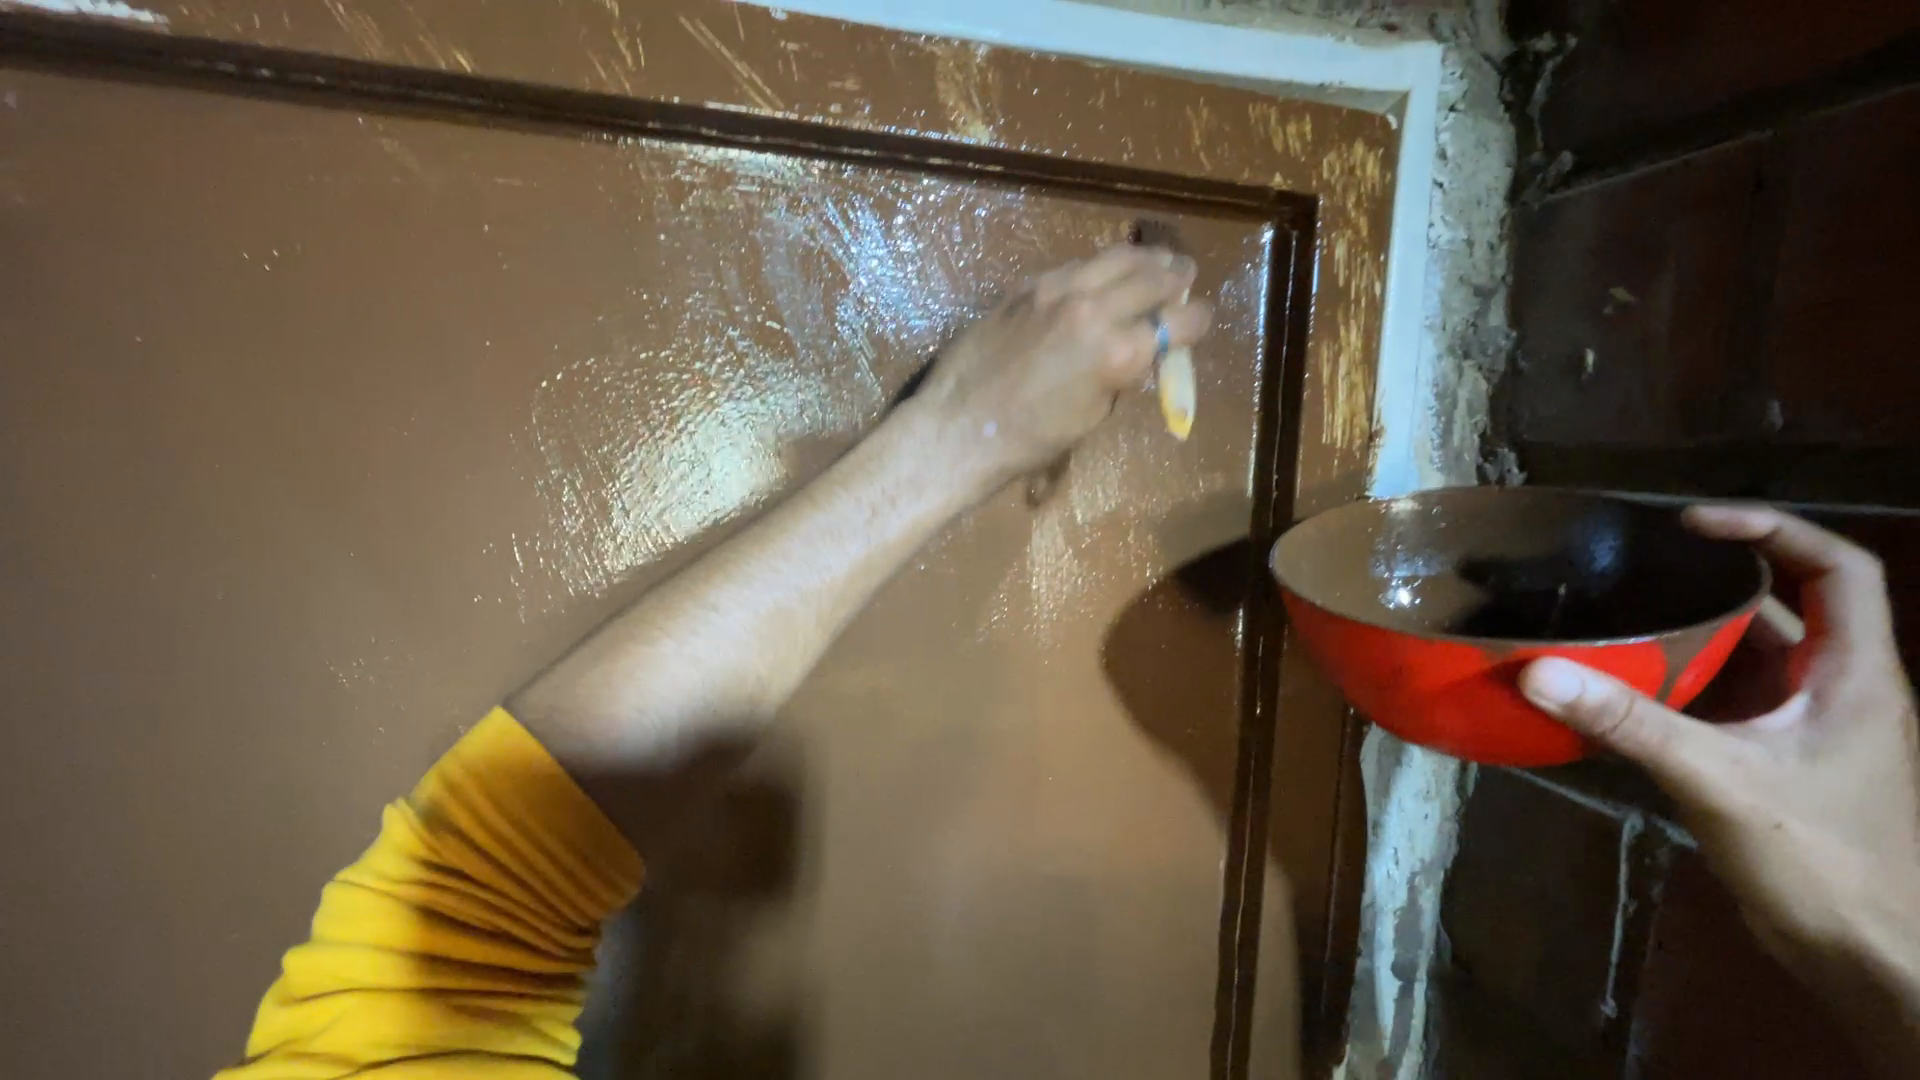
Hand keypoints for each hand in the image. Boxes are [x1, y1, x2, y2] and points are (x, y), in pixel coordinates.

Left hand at [907, 244, 1211, 483]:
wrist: (958, 427)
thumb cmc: (1028, 441)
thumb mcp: (1091, 417)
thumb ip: (1120, 377)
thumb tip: (1134, 355)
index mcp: (1118, 353)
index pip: (1180, 322)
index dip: (1197, 321)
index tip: (1199, 321)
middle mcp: (1094, 309)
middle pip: (1153, 276)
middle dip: (1177, 276)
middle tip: (1185, 274)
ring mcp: (1056, 291)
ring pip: (1113, 257)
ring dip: (1141, 258)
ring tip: (1154, 260)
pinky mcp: (1025, 286)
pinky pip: (1074, 265)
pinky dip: (1096, 267)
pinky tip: (1099, 273)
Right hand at [1518, 506, 1919, 1063]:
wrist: (1864, 954)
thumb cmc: (1822, 859)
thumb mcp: (1719, 780)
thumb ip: (1629, 722)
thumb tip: (1537, 669)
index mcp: (1853, 677)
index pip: (1840, 573)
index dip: (1774, 531)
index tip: (1693, 524)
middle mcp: (1830, 689)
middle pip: (1779, 606)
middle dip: (1706, 579)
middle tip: (1625, 567)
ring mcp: (1797, 724)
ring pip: (1740, 653)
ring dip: (1678, 633)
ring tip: (1605, 614)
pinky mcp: (1763, 755)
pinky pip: (1712, 695)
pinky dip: (1665, 680)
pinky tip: (1610, 685)